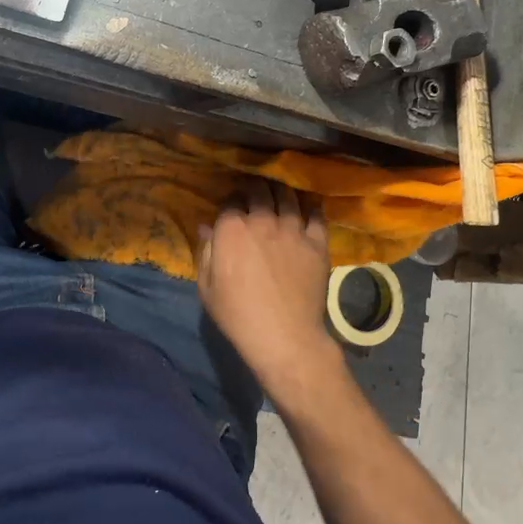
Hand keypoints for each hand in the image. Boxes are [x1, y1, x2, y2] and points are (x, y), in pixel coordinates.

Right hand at [197, 180, 341, 401]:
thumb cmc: (237, 315)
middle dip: (255, 187)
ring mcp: (292, 230)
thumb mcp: (207, 287)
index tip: (232, 206)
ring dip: (282, 191)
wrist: (283, 336)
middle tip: (256, 191)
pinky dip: (313, 208)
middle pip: (259, 190)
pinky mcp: (316, 243)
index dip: (231, 201)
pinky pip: (317, 216)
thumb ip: (206, 252)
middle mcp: (262, 221)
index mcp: (232, 229)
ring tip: (280, 193)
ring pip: (288, 196)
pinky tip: (310, 208)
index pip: (230, 201)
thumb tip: (206, 226)